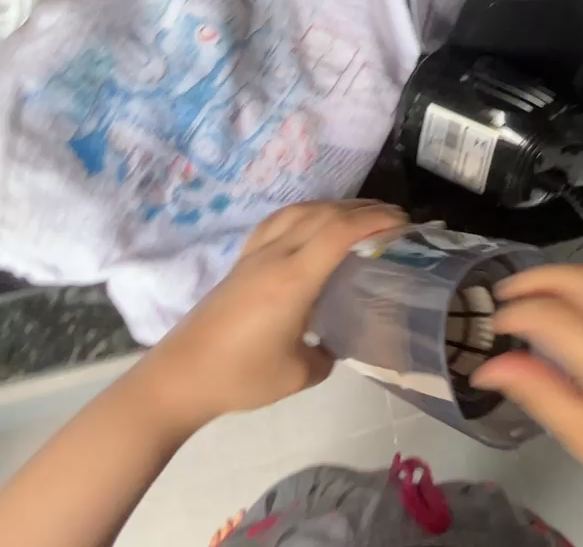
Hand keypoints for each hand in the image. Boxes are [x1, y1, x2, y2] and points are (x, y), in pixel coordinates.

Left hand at [127, 200, 406, 432]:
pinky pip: (280, 219)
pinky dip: (307, 211)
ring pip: (302, 210)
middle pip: (325, 213)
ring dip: (337, 206)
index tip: (404, 224)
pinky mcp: (242, 260)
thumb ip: (327, 354)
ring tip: (361, 215)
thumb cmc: (240, 378)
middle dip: (365, 209)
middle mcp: (276, 255)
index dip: (375, 220)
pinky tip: (315, 221)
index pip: (339, 232)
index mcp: (293, 279)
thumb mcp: (297, 375)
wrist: (179, 378)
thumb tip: (337, 343)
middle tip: (395, 218)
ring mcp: (256, 254)